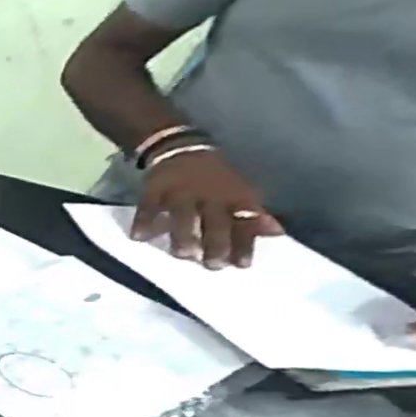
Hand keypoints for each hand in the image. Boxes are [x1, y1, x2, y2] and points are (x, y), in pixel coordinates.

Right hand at [132, 149, 282, 268]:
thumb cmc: (216, 178)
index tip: (241, 265)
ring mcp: (181, 193)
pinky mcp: (154, 190)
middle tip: (212, 265)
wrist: (183, 151)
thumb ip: (254, 214)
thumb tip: (276, 233)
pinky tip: (139, 237)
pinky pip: (148, 207)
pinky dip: (143, 222)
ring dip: (183, 236)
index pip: (244, 222)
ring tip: (181, 255)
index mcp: (236, 197)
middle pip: (215, 222)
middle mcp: (211, 196)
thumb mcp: (242, 192)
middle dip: (216, 244)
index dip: (244, 243)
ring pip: (183, 216)